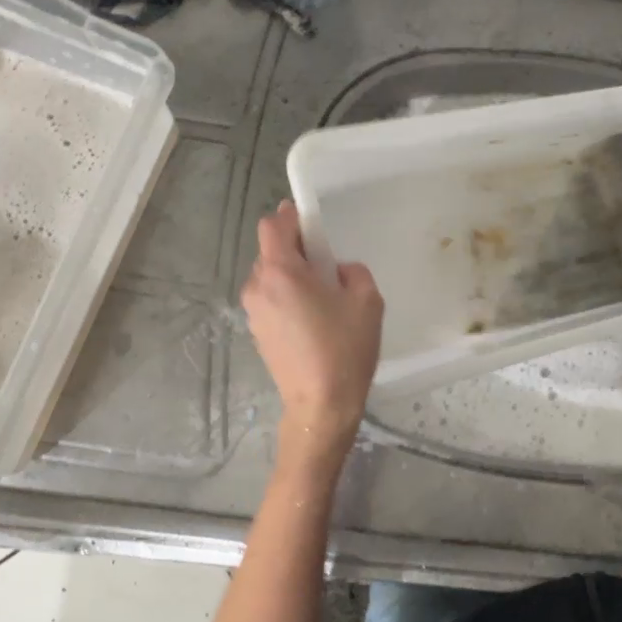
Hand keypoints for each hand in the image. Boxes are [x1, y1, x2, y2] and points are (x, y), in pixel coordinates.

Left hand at [241, 200, 383, 453]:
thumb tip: (337, 272)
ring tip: (322, 301)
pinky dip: (288, 301)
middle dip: (296, 252)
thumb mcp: (367, 302)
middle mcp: (258, 287)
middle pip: (271, 252)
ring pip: (270, 279)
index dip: (291, 217)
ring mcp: (254, 313)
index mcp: (282, 272)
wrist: (321, 404)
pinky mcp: (257, 334)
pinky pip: (271, 303)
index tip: (311, 222)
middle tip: (327, 269)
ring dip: (292, 279)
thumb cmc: (345, 350)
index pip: (273, 225)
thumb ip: (353, 272)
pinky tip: (313, 323)